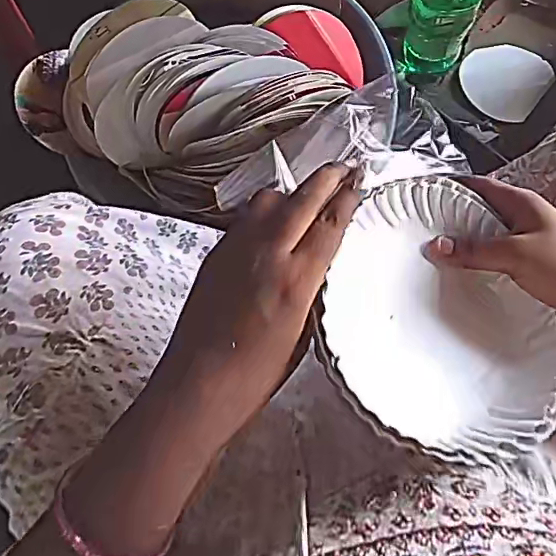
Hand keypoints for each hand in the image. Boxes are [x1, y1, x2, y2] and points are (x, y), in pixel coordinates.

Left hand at [51, 165, 361, 555]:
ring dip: (293, 192)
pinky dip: (265, 209)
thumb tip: (321, 261)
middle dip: (328, 177)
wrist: (198, 386)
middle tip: (343, 168)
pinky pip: (247, 215)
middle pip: (304, 197)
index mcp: (296, 279)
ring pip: (271, 198)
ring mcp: (239, 247)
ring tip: (306, 195)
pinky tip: (272, 221)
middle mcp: (268, 254)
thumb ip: (314, 288)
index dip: (348, 198)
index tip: (357, 184)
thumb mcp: (303, 333)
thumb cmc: (254, 374)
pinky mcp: (218, 250)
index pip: (330, 222)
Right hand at [428, 176, 555, 346]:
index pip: (480, 185)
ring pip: (489, 235)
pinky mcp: (531, 266)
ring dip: (467, 242)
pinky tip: (465, 272)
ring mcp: (529, 242)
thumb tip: (436, 245)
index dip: (454, 186)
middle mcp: (525, 217)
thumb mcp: (515, 255)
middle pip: (482, 210)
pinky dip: (480, 261)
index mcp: (523, 202)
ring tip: (438, 250)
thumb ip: (474, 250)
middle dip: (455, 216)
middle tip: (424, 225)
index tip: (426, 193)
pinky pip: (497, 257)